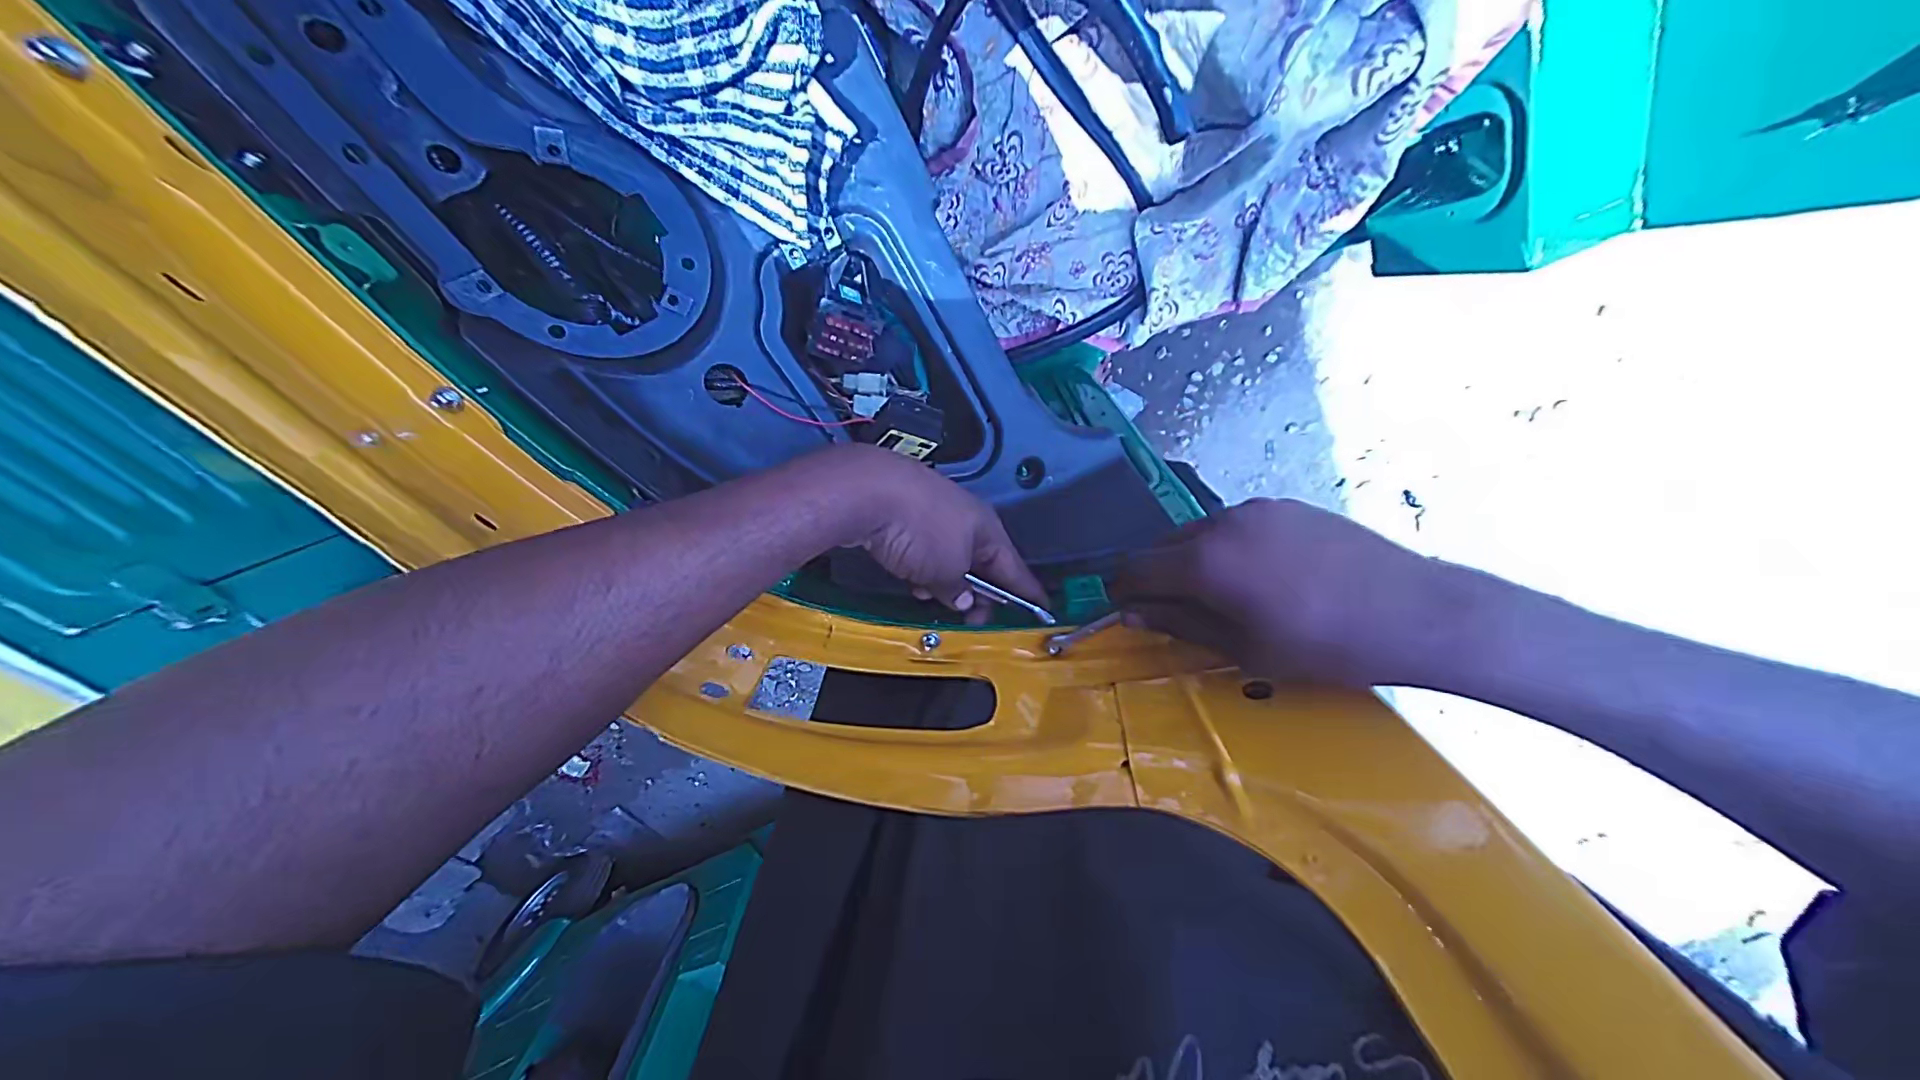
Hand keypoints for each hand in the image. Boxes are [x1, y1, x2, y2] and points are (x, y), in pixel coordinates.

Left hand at [827, 446, 1045, 622]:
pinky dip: (921, 570)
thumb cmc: (918, 529)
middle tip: (966, 618)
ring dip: (943, 584)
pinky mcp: (906, 517)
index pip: (1015, 568)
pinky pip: (923, 552)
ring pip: (949, 561)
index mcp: (987, 528)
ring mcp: (934, 515)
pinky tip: (909, 580)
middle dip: (975, 593)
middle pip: (981, 566)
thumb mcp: (946, 569)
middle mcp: (965, 518)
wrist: (866, 491)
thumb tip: (962, 600)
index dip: (1027, 592)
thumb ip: (958, 589)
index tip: (1041, 610)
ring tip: (927, 596)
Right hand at [1112, 499, 1472, 686]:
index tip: (1122, 609)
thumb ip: (1179, 625)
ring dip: (1190, 560)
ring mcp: (1256, 509)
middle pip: (1162, 545)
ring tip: (1221, 595)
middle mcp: (1222, 523)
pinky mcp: (1285, 505)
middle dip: (1156, 576)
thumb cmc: (1325, 645)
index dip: (1120, 590)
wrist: (1418, 612)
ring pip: (1198, 532)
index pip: (1135, 568)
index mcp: (1205, 561)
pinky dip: (1224, 547)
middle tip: (1173, 610)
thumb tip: (1133, 613)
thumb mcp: (1244, 648)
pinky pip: (1233, 525)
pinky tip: (1257, 575)